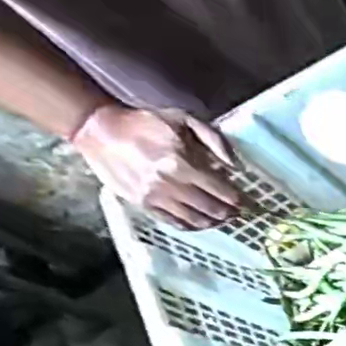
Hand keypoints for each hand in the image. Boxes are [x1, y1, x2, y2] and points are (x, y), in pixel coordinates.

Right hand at [71, 104, 238, 229]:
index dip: (243, 201)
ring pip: (200, 221)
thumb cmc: (145, 123)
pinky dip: (196, 225)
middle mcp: (170, 184)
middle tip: (238, 210)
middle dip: (233, 212)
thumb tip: (238, 168)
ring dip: (217, 221)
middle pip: (216, 210)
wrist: (96, 128)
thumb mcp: (183, 120)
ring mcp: (155, 197)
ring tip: (223, 216)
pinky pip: (178, 224)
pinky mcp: (142, 204)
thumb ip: (216, 140)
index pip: (227, 194)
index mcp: (183, 165)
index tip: (250, 201)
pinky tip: (203, 220)